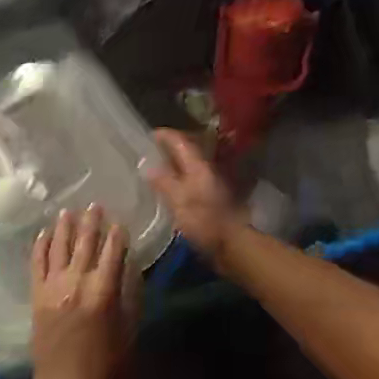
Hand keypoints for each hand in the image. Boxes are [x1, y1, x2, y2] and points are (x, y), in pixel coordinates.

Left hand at [29, 205, 133, 378]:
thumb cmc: (106, 369)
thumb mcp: (129, 333)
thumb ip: (130, 297)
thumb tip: (129, 269)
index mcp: (104, 291)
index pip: (113, 251)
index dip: (118, 234)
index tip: (120, 222)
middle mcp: (77, 282)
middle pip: (85, 243)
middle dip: (91, 222)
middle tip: (95, 205)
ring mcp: (53, 288)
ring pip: (59, 247)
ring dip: (64, 227)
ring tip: (68, 211)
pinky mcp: (36, 296)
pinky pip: (37, 263)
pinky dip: (40, 246)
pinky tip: (44, 234)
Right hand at [147, 129, 248, 265]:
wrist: (232, 245)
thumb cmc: (204, 220)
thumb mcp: (179, 200)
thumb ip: (163, 181)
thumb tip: (146, 164)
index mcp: (198, 166)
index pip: (181, 141)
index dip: (165, 135)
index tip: (149, 133)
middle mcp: (206, 170)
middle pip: (187, 151)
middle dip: (170, 147)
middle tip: (150, 149)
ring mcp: (210, 184)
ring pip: (189, 166)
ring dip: (175, 163)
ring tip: (156, 166)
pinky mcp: (211, 199)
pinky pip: (191, 180)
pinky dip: (179, 178)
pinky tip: (169, 188)